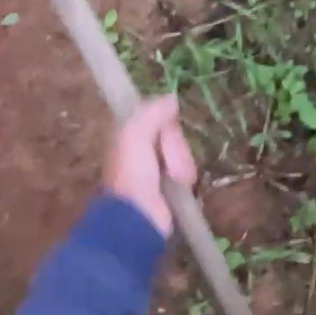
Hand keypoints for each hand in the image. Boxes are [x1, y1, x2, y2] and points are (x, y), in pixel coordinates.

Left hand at [103, 96, 197, 237]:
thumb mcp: (135, 135)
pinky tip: (182, 184)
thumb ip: (152, 113)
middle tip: (167, 161)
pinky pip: (187, 168)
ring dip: (182, 162)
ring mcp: (157, 167)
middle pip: (172, 133)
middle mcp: (142, 148)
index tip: (165, 130)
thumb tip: (172, 98)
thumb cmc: (133, 174)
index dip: (164, 121)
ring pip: (182, 150)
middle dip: (175, 146)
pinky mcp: (171, 185)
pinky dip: (186, 175)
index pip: (156, 115)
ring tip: (175, 178)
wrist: (139, 216)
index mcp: (128, 135)